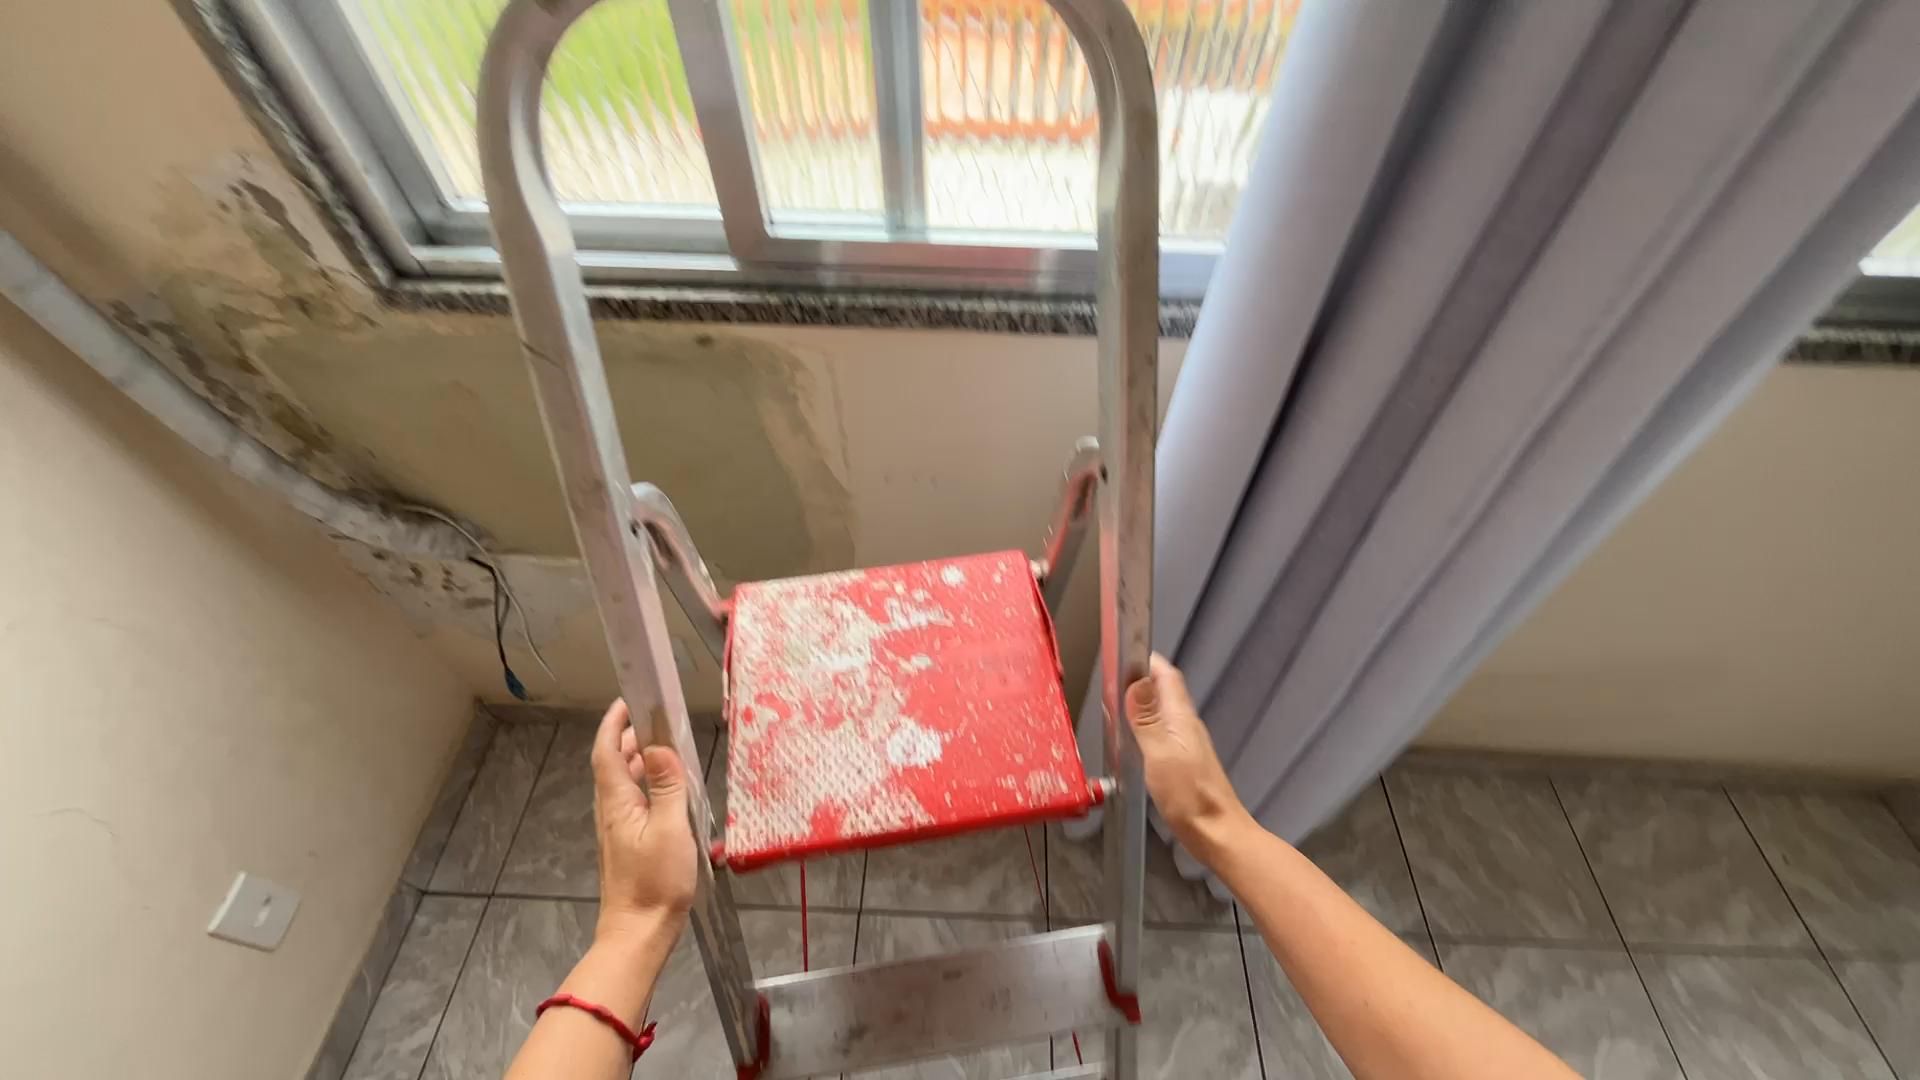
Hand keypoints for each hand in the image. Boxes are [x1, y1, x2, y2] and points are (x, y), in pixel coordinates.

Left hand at [590, 699, 697, 943]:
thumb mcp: (670, 828)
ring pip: (624, 782)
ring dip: (639, 759)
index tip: (628, 700)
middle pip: (614, 764)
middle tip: (658, 718)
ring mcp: (619, 828)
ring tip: (667, 745)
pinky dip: (648, 782)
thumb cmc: (656, 881)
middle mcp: (612, 811)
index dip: (614, 725)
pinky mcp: (630, 842)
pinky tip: (670, 787)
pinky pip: (635, 799)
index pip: (606, 753)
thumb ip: (666, 786)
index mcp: (617, 803)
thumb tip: (658, 747)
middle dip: (630, 737)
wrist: (639, 934)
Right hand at [1126, 654, 1253, 860]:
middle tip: (1111, 682)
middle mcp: (1186, 725)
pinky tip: (1131, 739)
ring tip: (1114, 707)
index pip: (1167, 675)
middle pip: (1164, 691)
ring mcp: (1186, 744)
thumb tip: (1135, 684)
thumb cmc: (1189, 796)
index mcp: (1182, 718)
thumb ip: (1146, 721)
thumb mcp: (1160, 755)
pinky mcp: (1183, 762)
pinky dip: (1144, 727)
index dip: (1147, 662)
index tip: (1123, 655)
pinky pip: (1161, 732)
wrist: (1217, 834)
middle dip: (1139, 681)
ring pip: (1162, 712)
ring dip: (1140, 704)